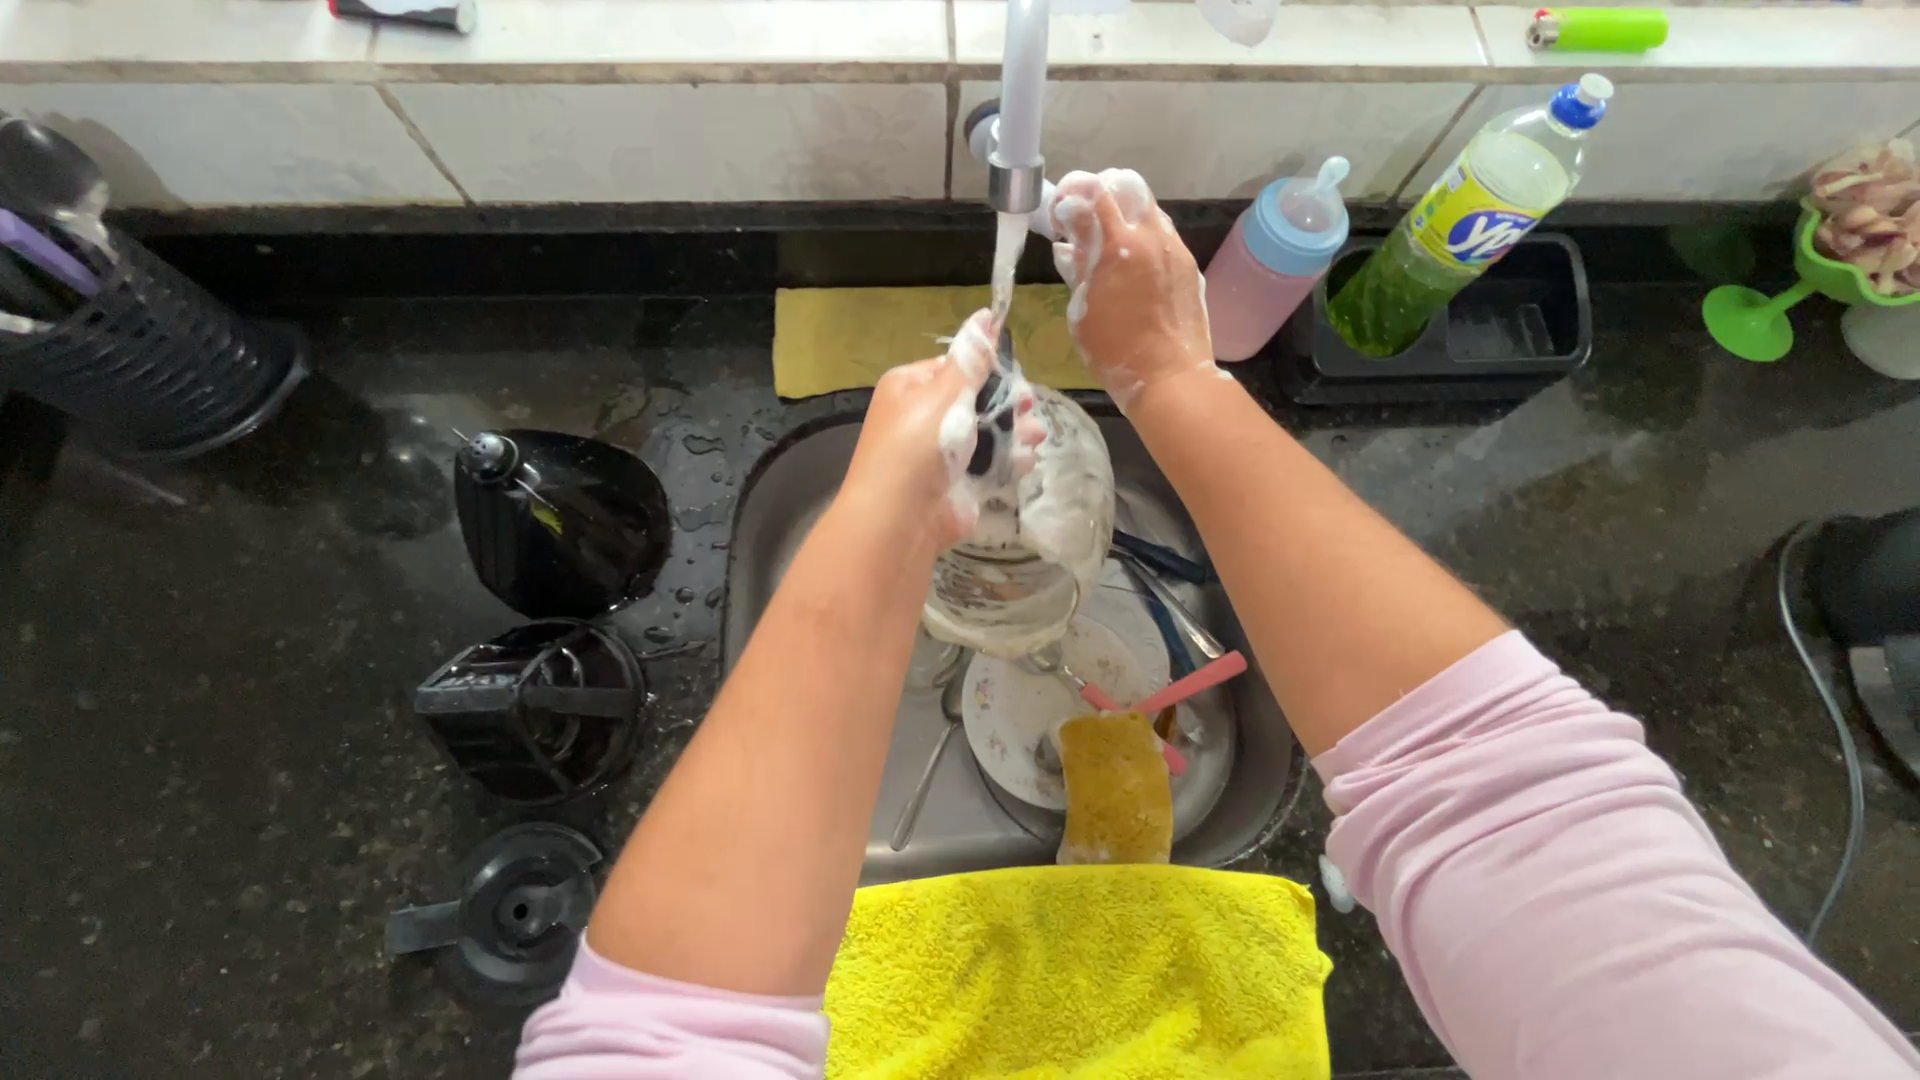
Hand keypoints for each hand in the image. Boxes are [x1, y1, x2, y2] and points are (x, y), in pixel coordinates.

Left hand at [843, 310, 1043, 553]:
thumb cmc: (920, 444)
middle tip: (1030, 407)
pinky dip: (1008, 461)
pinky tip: (1025, 459)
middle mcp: (922, 419)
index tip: (1014, 375)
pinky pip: (989, 465)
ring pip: (986, 434)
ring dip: (1014, 432)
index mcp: (910, 388)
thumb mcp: (947, 393)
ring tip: (1034, 436)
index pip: (953, 369)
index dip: (986, 371)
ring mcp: (940, 455)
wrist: (902, 517)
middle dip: (1007, 404)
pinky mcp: (957, 485)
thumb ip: (972, 358)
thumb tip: (986, 315)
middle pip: (975, 402)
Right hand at [1048, 169, 1216, 408]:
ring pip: (1148, 208)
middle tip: (1084, 217)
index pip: (1092, 193)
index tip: (1059, 213)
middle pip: (1127, 185)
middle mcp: (1151, 236)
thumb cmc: (1115, 350)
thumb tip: (1067, 247)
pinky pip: (1163, 235)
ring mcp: (1174, 248)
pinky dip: (1143, 238)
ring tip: (1108, 242)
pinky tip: (1132, 265)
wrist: (1169, 375)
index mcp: (1118, 245)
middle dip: (1101, 193)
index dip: (1070, 194)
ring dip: (1124, 215)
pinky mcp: (1188, 265)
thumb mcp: (1082, 311)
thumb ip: (1078, 271)